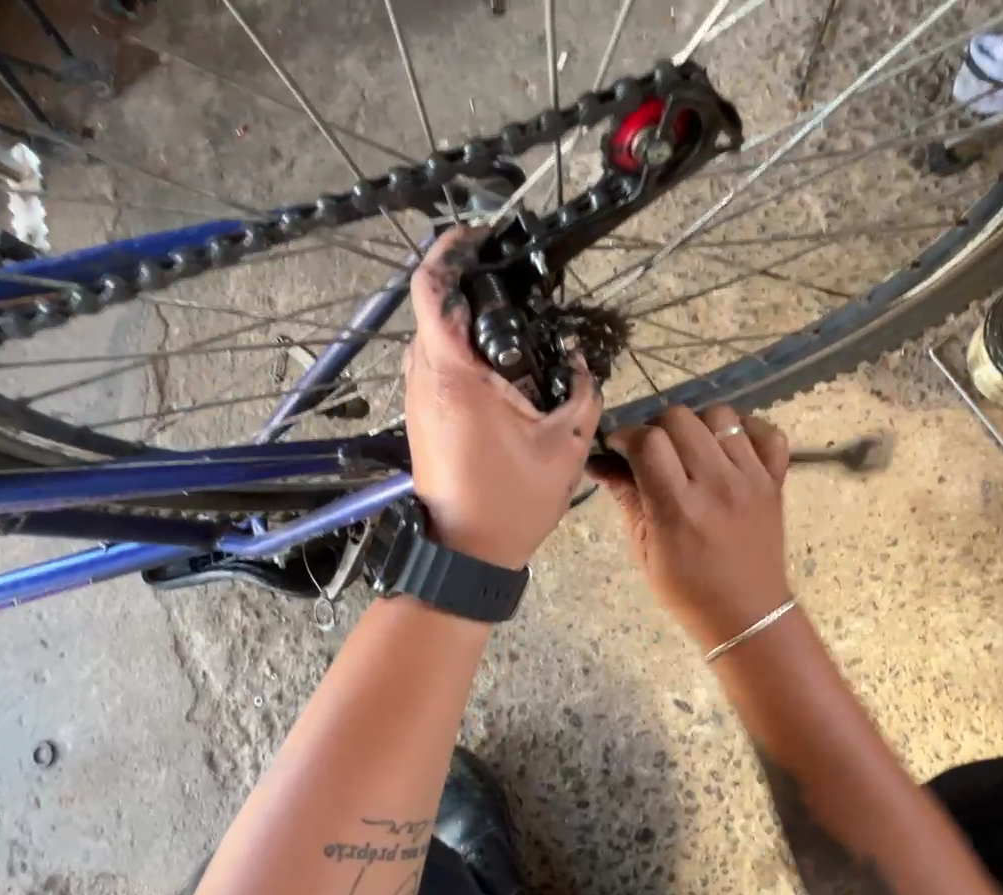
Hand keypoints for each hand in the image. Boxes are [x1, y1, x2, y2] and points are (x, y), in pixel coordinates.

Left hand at [404, 228, 601, 569]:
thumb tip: (584, 363)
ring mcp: (418, 398)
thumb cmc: (509, 503)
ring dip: (467, 320)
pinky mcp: (422, 415)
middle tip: (513, 279)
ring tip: (512, 321)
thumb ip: (581, 392)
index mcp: (454, 375)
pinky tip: (500, 365)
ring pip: (434, 336)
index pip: (432, 287)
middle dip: (470, 283)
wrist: (465, 552)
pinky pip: (437, 364)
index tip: (481, 234)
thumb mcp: (564, 444)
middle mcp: (425, 378)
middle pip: (434, 306)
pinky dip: (462, 350)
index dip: (452, 248)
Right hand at [591, 405, 791, 650]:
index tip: (619, 448)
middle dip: (655, 427)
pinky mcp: (776, 480)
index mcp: (678, 508)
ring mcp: (751, 479)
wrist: (746, 614)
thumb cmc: (686, 589)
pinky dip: (745, 431)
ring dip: (696, 426)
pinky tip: (727, 449)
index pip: (647, 441)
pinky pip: (766, 432)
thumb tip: (599, 461)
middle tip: (651, 452)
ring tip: (689, 450)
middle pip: (680, 419)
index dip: (626, 435)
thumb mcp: (642, 548)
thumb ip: (626, 497)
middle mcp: (717, 485)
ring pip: (720, 416)